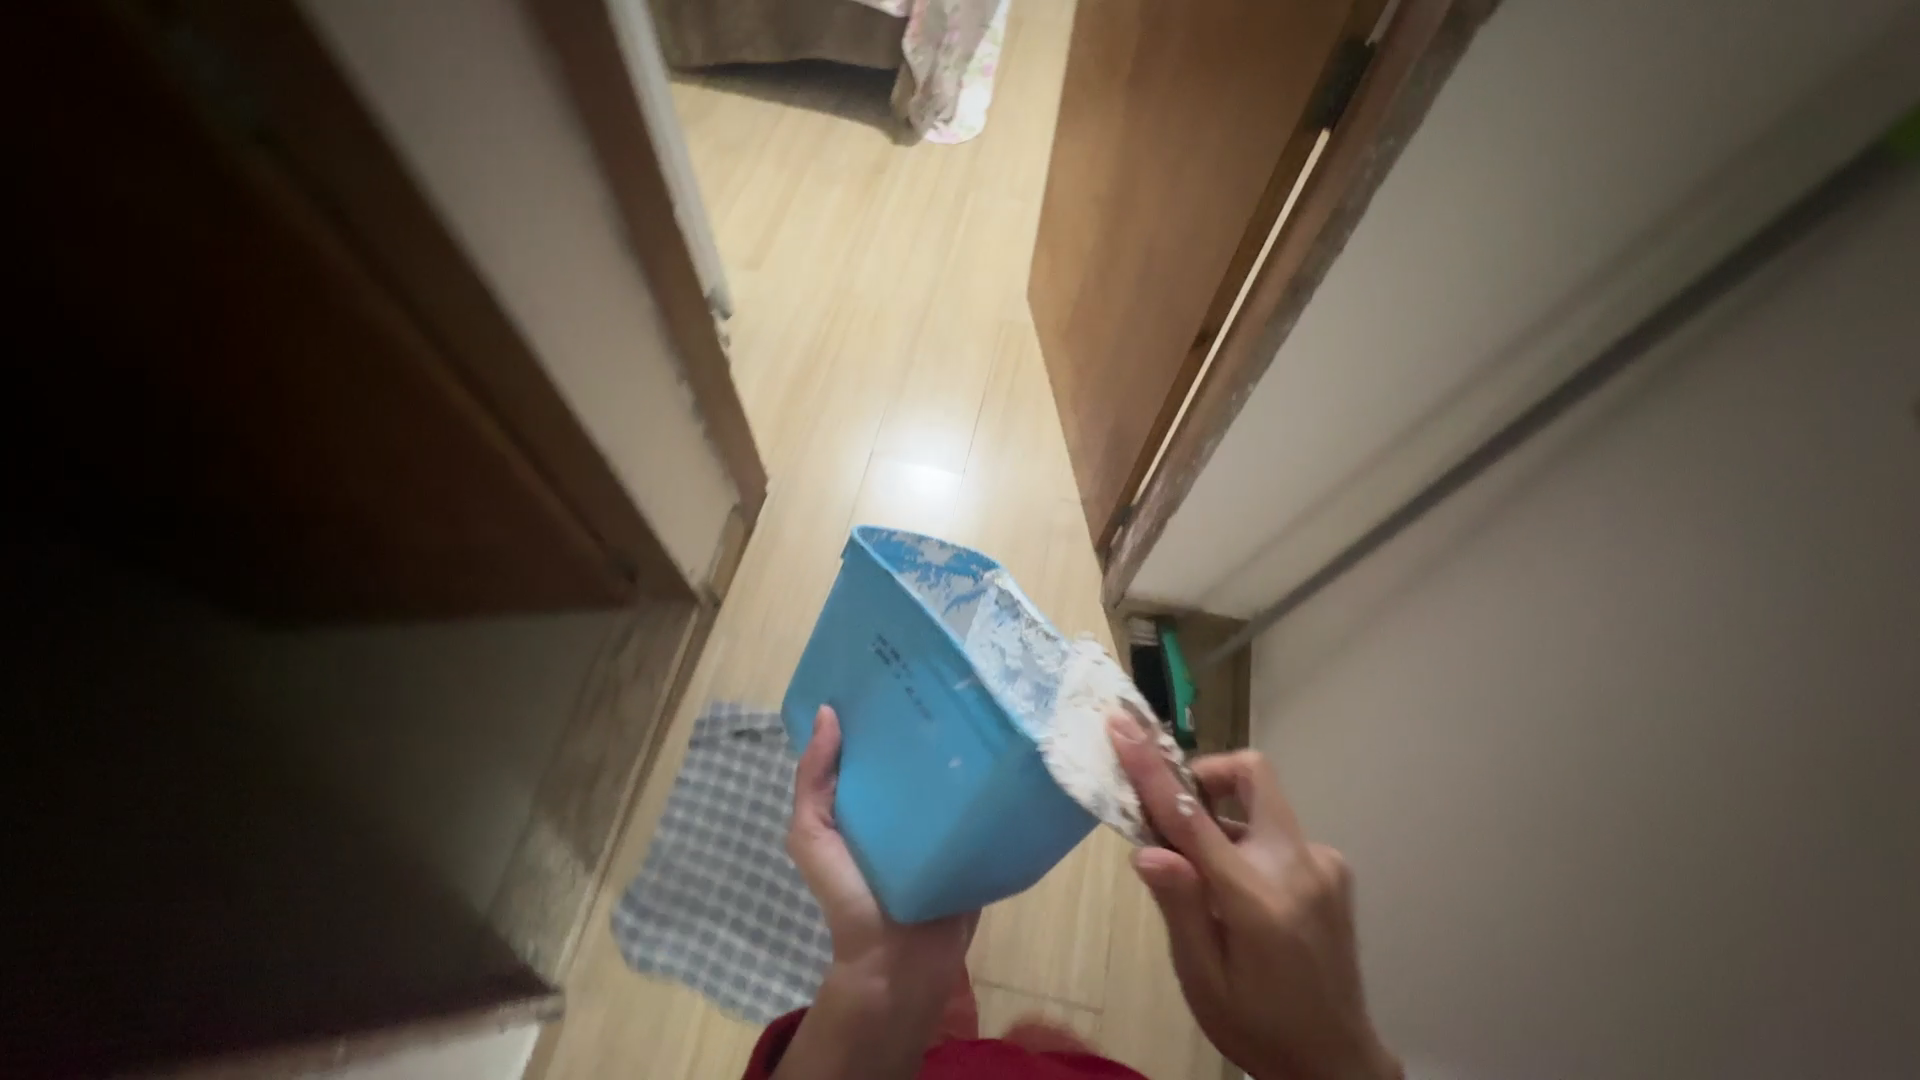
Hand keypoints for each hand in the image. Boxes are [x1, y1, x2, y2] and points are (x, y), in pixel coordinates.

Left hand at [775, 706, 976, 1079]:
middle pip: (912, 747)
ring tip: (982, 695)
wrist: (899, 961)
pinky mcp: (969, 832)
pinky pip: (977, 799)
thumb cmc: (847, 895)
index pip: (869, 738)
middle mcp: (900, 796)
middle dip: (925, 714)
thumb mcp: (811, 835)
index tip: (893, 661)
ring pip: (949, 767)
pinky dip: (986, 776)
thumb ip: (812, 781)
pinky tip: (1004, 742)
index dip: (874, 704)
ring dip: (961, 740)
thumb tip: (828, 714)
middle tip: (949, 672)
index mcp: (861, 791)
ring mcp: (937, 814)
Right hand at [1109, 716, 1399, 1079]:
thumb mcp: (1203, 979)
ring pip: (1261, 805)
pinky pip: (1277, 832)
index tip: (1122, 727)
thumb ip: (1179, 907)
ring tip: (1203, 878)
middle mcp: (1299, 865)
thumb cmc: (1256, 1025)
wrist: (1338, 1062)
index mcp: (1257, 898)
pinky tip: (1239, 893)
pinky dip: (1246, 842)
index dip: (1152, 769)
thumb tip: (1147, 849)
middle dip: (1205, 775)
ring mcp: (1324, 863)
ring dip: (1222, 819)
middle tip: (1174, 815)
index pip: (1193, 817)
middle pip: (1252, 775)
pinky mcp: (1333, 868)